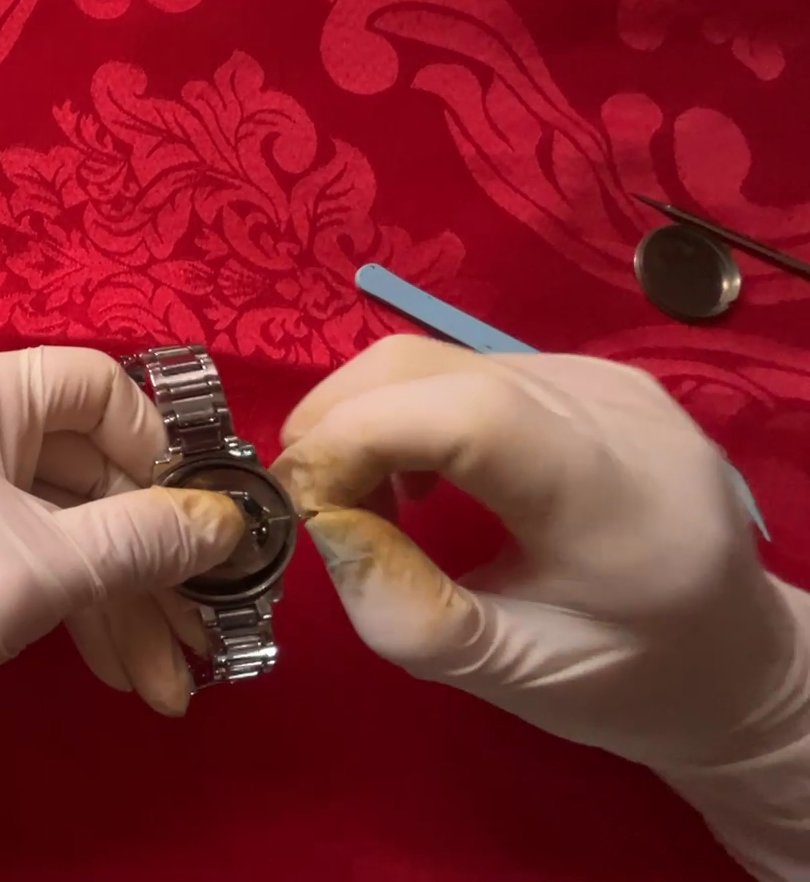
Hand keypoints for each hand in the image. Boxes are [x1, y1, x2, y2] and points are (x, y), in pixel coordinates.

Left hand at [0, 347, 244, 788]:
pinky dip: (72, 600)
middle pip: (88, 466)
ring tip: (165, 683)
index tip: (188, 524)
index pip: (94, 385)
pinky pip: (30, 544)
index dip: (153, 448)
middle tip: (198, 632)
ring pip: (64, 519)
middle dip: (145, 556)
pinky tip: (115, 668)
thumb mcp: (38, 569)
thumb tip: (224, 522)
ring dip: (117, 596)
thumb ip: (141, 539)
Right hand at [274, 336, 809, 874]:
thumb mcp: (500, 670)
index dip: (351, 440)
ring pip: (414, 360)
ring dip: (350, 417)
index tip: (301, 500)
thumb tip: (319, 514)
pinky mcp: (570, 371)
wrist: (736, 656)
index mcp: (618, 503)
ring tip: (357, 490)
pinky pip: (437, 369)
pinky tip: (409, 472)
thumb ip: (397, 606)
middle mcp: (611, 413)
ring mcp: (592, 380)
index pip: (464, 417)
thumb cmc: (620, 678)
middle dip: (329, 425)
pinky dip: (386, 412)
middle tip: (308, 496)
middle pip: (416, 370)